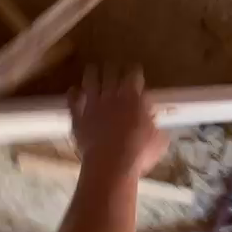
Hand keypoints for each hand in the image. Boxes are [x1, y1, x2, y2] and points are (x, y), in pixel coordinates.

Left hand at [69, 67, 166, 184]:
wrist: (110, 165)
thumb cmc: (138, 153)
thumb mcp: (158, 139)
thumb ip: (155, 125)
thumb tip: (154, 120)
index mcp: (133, 98)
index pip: (134, 76)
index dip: (135, 71)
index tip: (136, 70)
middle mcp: (111, 96)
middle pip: (111, 73)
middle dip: (113, 68)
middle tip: (114, 66)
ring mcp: (92, 105)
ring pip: (90, 81)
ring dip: (92, 74)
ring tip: (93, 69)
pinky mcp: (78, 117)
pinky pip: (73, 101)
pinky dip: (73, 94)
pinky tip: (73, 90)